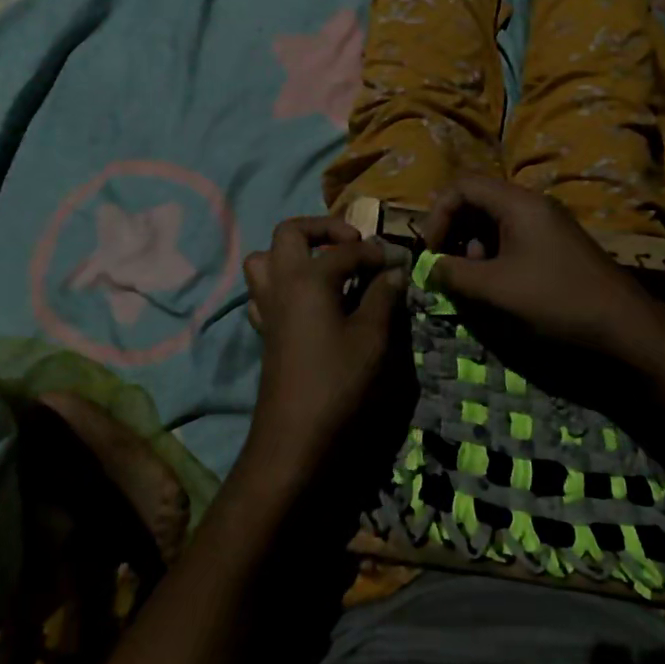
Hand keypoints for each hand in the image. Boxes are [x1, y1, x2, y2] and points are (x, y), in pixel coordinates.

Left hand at [242, 218, 408, 475]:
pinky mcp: (266, 330)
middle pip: (290, 233)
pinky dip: (284, 284)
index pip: (345, 249)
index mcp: (308, 279)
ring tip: (328, 267)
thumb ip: (383, 297)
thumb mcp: (371, 337)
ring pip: (266, 259)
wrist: (295, 434)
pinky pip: (264, 291)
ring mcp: (268, 306)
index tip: (400, 261)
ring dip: (295, 253)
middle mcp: (281, 283)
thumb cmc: (338, 381)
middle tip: (353, 244)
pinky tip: (311, 302)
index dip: (376, 251)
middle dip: (323, 229)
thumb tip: (394, 271)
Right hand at [418, 175, 662, 353]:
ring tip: (476, 282)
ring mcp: (548, 224)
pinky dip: (496, 256)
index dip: (437, 215)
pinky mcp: (556, 245)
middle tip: (450, 268)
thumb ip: (454, 274)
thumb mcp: (495, 288)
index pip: (462, 186)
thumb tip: (430, 267)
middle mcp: (533, 204)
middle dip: (455, 232)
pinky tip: (499, 286)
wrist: (621, 322)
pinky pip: (514, 238)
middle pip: (478, 201)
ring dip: (475, 248)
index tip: (431, 251)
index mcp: (518, 203)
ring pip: (495, 222)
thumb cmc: (555, 299)